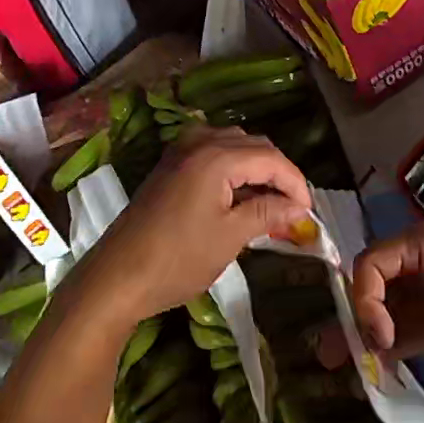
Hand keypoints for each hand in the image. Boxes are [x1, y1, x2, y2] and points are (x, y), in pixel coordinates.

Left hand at [74, 127, 313, 325]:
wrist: (114, 279)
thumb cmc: (177, 259)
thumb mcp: (230, 237)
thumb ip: (268, 214)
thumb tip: (299, 207)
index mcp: (215, 157)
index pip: (271, 159)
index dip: (295, 183)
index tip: (308, 211)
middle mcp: (199, 143)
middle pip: (255, 145)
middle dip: (278, 173)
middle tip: (292, 207)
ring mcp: (180, 152)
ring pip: (234, 145)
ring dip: (256, 168)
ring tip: (269, 201)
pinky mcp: (169, 166)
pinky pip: (212, 152)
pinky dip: (233, 167)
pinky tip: (238, 193)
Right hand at [329, 219, 423, 367]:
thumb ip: (407, 331)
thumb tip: (361, 348)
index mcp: (423, 242)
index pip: (371, 264)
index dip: (363, 300)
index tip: (378, 339)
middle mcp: (421, 258)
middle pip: (375, 284)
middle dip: (355, 319)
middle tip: (331, 358)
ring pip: (388, 306)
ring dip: (369, 334)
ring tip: (347, 369)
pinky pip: (408, 321)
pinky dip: (393, 342)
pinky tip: (377, 367)